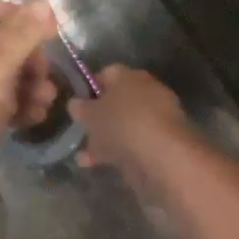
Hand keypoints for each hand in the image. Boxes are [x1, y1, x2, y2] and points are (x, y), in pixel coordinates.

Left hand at [0, 0, 60, 202]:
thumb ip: (23, 32)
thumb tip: (45, 4)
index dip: (17, 15)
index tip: (46, 30)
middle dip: (27, 58)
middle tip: (43, 73)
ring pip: (1, 74)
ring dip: (28, 84)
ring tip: (45, 100)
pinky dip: (17, 104)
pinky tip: (34, 116)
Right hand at [69, 66, 196, 175]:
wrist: (163, 157)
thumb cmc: (121, 125)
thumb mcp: (91, 115)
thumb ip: (80, 108)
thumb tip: (75, 103)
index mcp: (129, 75)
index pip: (106, 73)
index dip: (89, 88)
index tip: (76, 105)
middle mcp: (146, 90)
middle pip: (116, 101)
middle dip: (98, 117)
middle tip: (81, 132)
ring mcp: (158, 116)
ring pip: (124, 124)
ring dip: (106, 138)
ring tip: (85, 157)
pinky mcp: (163, 141)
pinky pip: (134, 142)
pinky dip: (119, 152)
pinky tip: (100, 164)